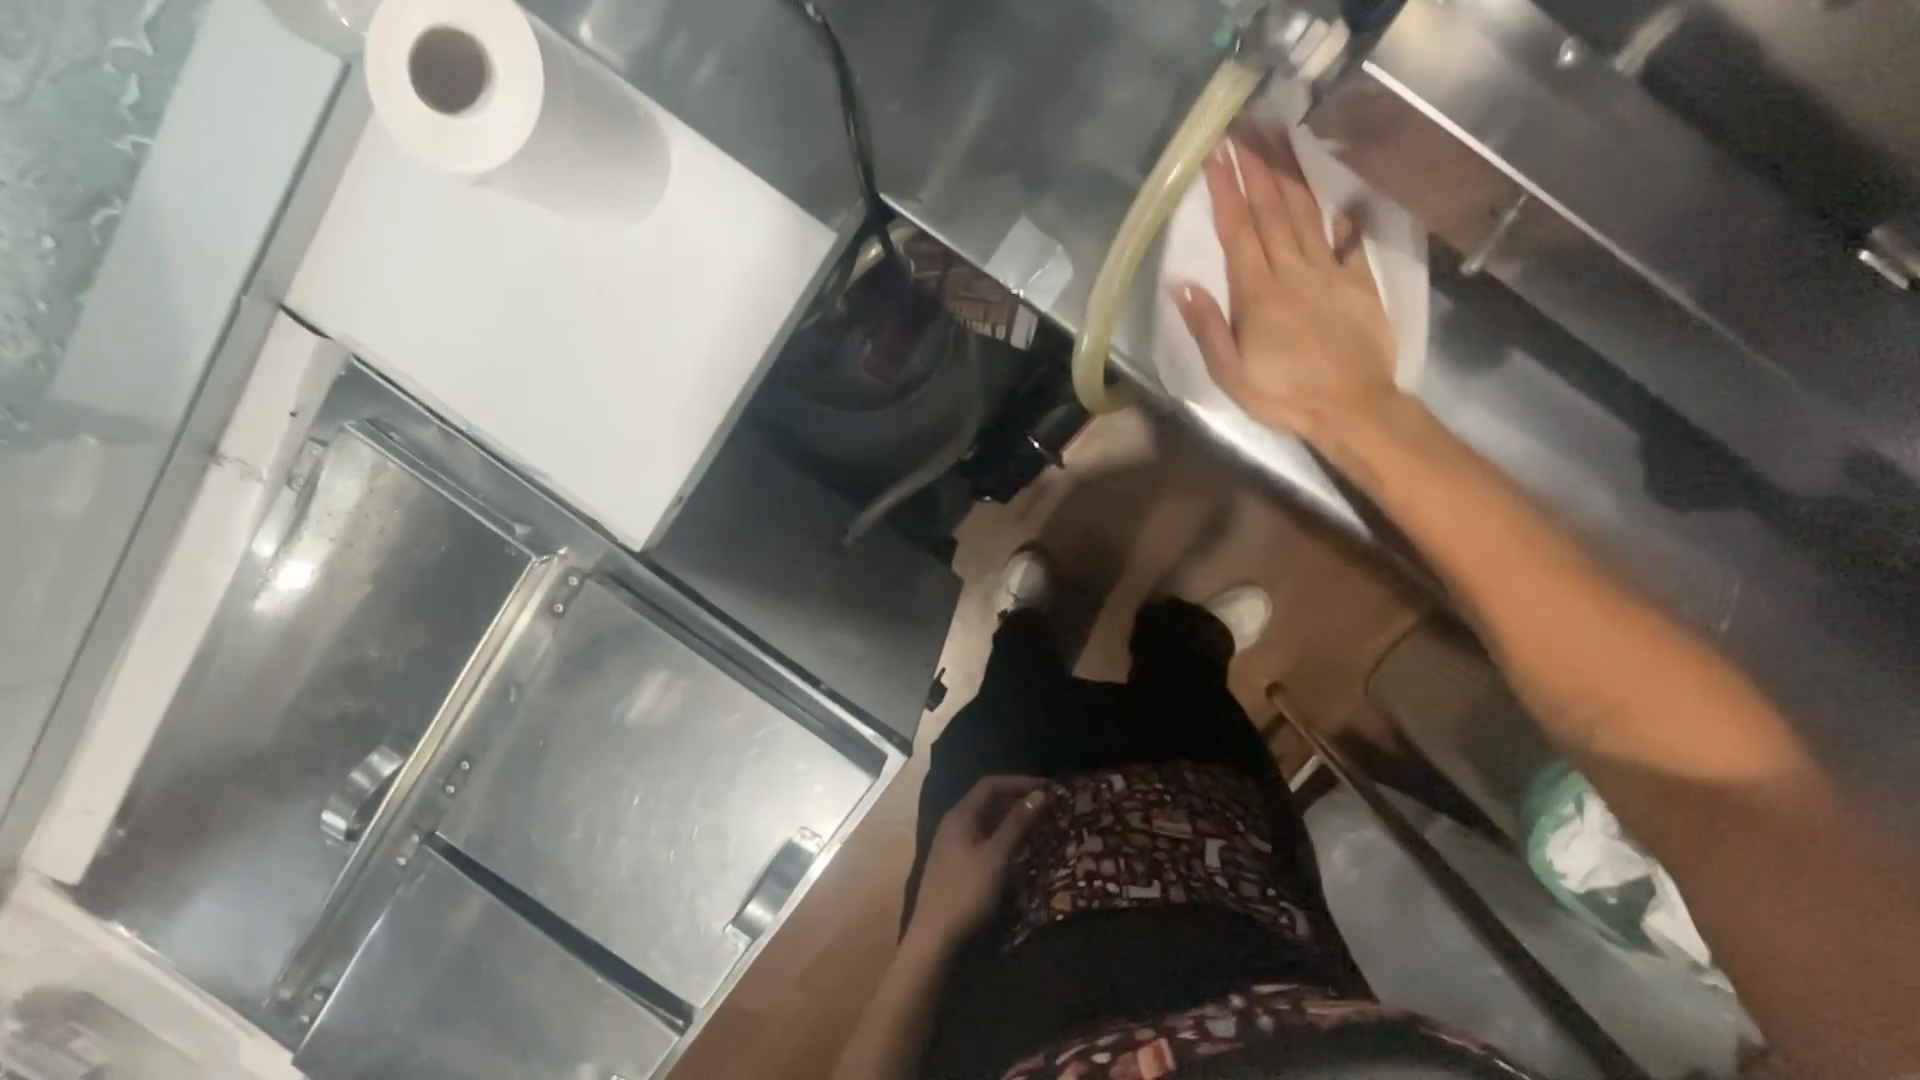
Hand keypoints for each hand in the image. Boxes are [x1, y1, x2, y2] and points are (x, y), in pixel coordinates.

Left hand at [908, 776, 1050, 949]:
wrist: (935, 936)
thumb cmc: (967, 892)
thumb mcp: (996, 856)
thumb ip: (1017, 823)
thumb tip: (1040, 793)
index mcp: (960, 815)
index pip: (990, 785)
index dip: (1019, 782)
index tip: (1047, 788)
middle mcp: (953, 823)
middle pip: (986, 800)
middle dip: (1016, 798)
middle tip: (1046, 805)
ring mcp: (951, 844)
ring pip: (984, 820)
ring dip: (1010, 818)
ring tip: (1037, 824)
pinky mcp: (954, 863)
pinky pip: (981, 838)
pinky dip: (1001, 836)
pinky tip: (1016, 849)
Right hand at [1172, 133, 1401, 445]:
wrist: (1353, 408)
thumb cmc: (1283, 395)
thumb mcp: (1230, 373)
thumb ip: (1207, 326)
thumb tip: (1181, 285)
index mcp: (1257, 293)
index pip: (1237, 230)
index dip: (1226, 190)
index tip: (1216, 153)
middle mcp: (1292, 272)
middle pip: (1272, 210)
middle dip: (1257, 165)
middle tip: (1247, 125)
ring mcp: (1330, 273)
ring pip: (1308, 215)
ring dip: (1292, 175)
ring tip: (1282, 138)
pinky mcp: (1359, 284)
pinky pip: (1350, 243)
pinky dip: (1345, 219)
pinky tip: (1342, 199)